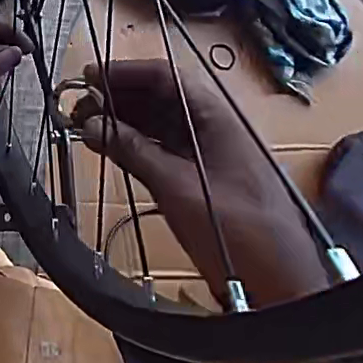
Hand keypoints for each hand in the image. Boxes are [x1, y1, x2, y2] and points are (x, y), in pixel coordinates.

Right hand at [71, 60, 325, 305]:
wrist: (283, 289)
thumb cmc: (238, 231)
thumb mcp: (178, 186)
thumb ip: (133, 151)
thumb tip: (91, 125)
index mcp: (216, 120)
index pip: (166, 79)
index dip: (125, 73)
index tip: (90, 77)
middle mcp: (209, 129)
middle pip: (157, 99)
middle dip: (116, 98)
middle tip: (79, 106)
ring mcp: (202, 154)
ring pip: (153, 124)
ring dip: (118, 122)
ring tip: (83, 126)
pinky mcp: (195, 178)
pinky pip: (155, 149)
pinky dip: (128, 145)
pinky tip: (103, 145)